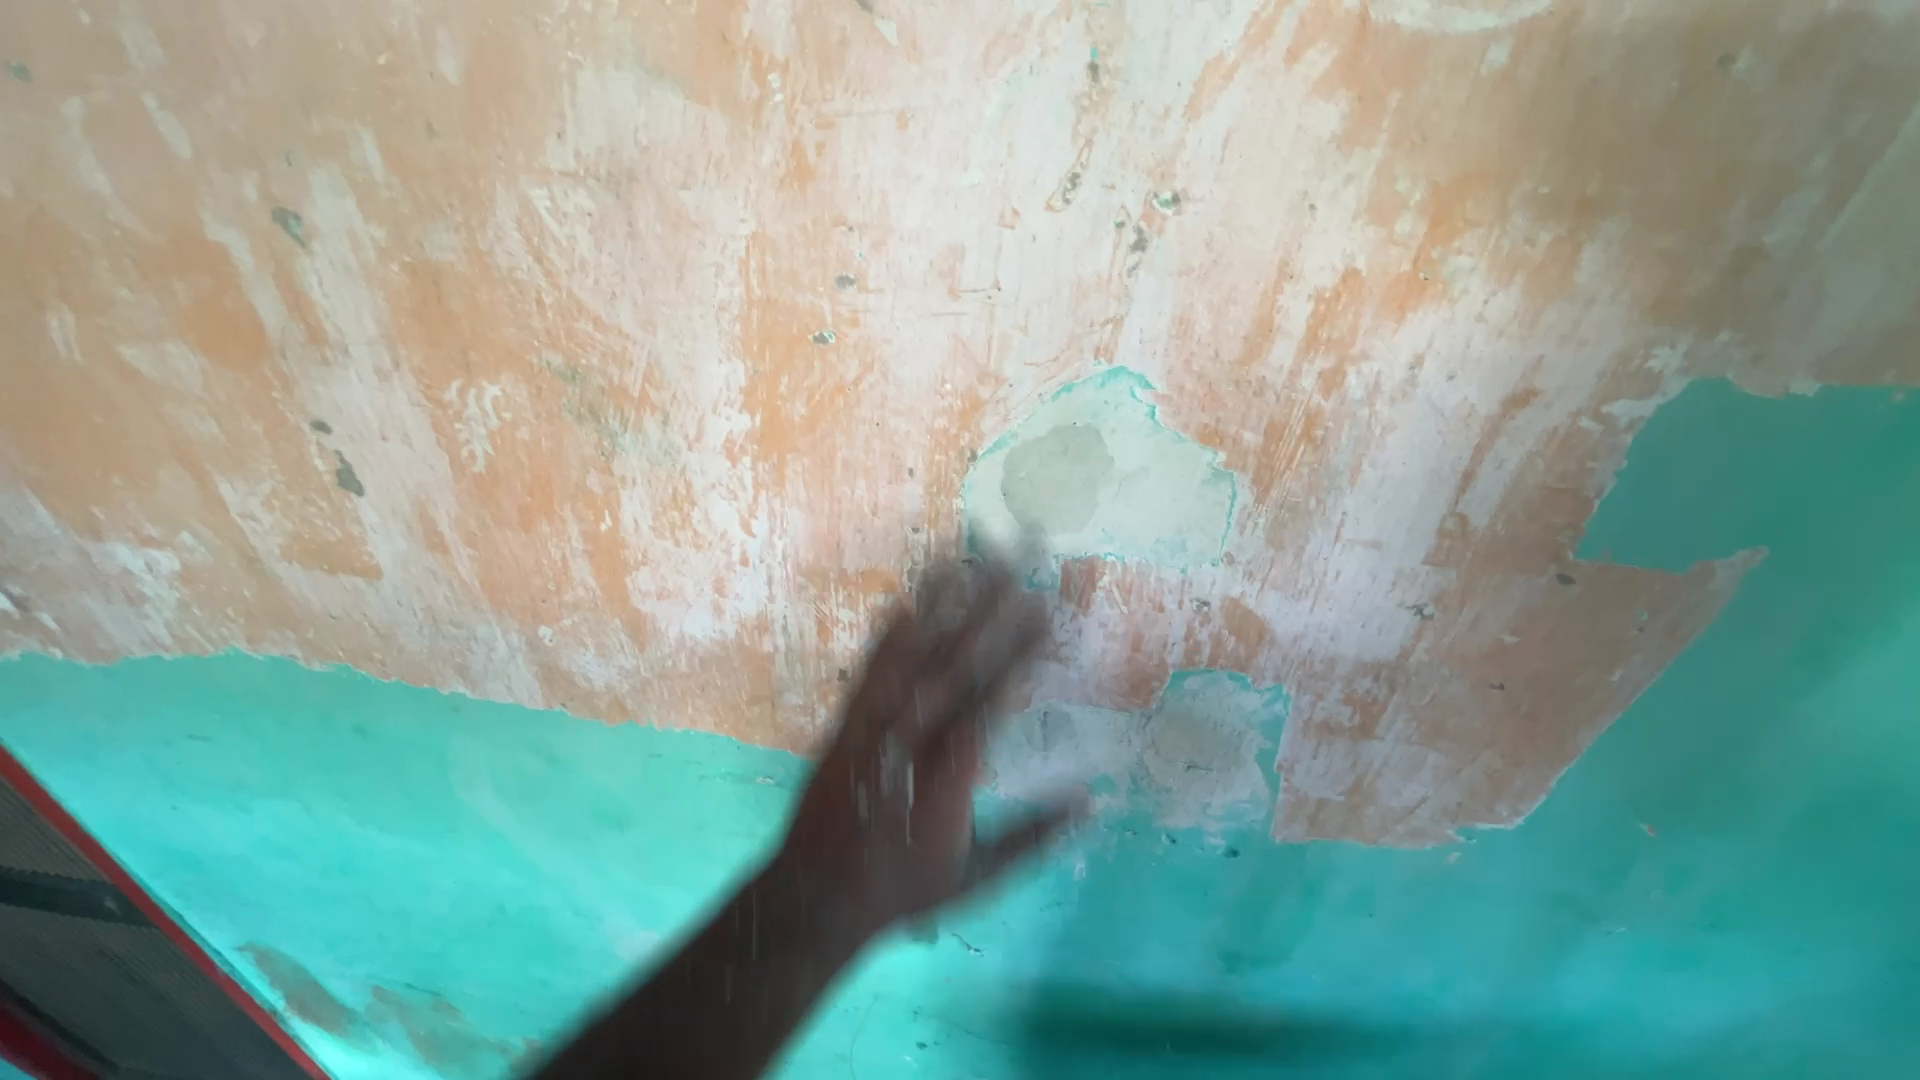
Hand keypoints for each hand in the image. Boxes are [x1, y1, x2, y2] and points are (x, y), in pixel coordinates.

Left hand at [774, 558, 1081, 944]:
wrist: (815, 895)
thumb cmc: (902, 887)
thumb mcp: (977, 876)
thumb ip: (1032, 835)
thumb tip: (1089, 803)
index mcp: (950, 773)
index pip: (993, 697)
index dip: (1019, 650)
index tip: (1044, 609)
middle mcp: (912, 738)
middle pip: (955, 661)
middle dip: (988, 607)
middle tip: (1012, 561)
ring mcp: (873, 725)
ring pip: (912, 654)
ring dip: (939, 604)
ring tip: (963, 558)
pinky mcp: (846, 722)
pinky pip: (870, 670)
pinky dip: (888, 633)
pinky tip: (903, 600)